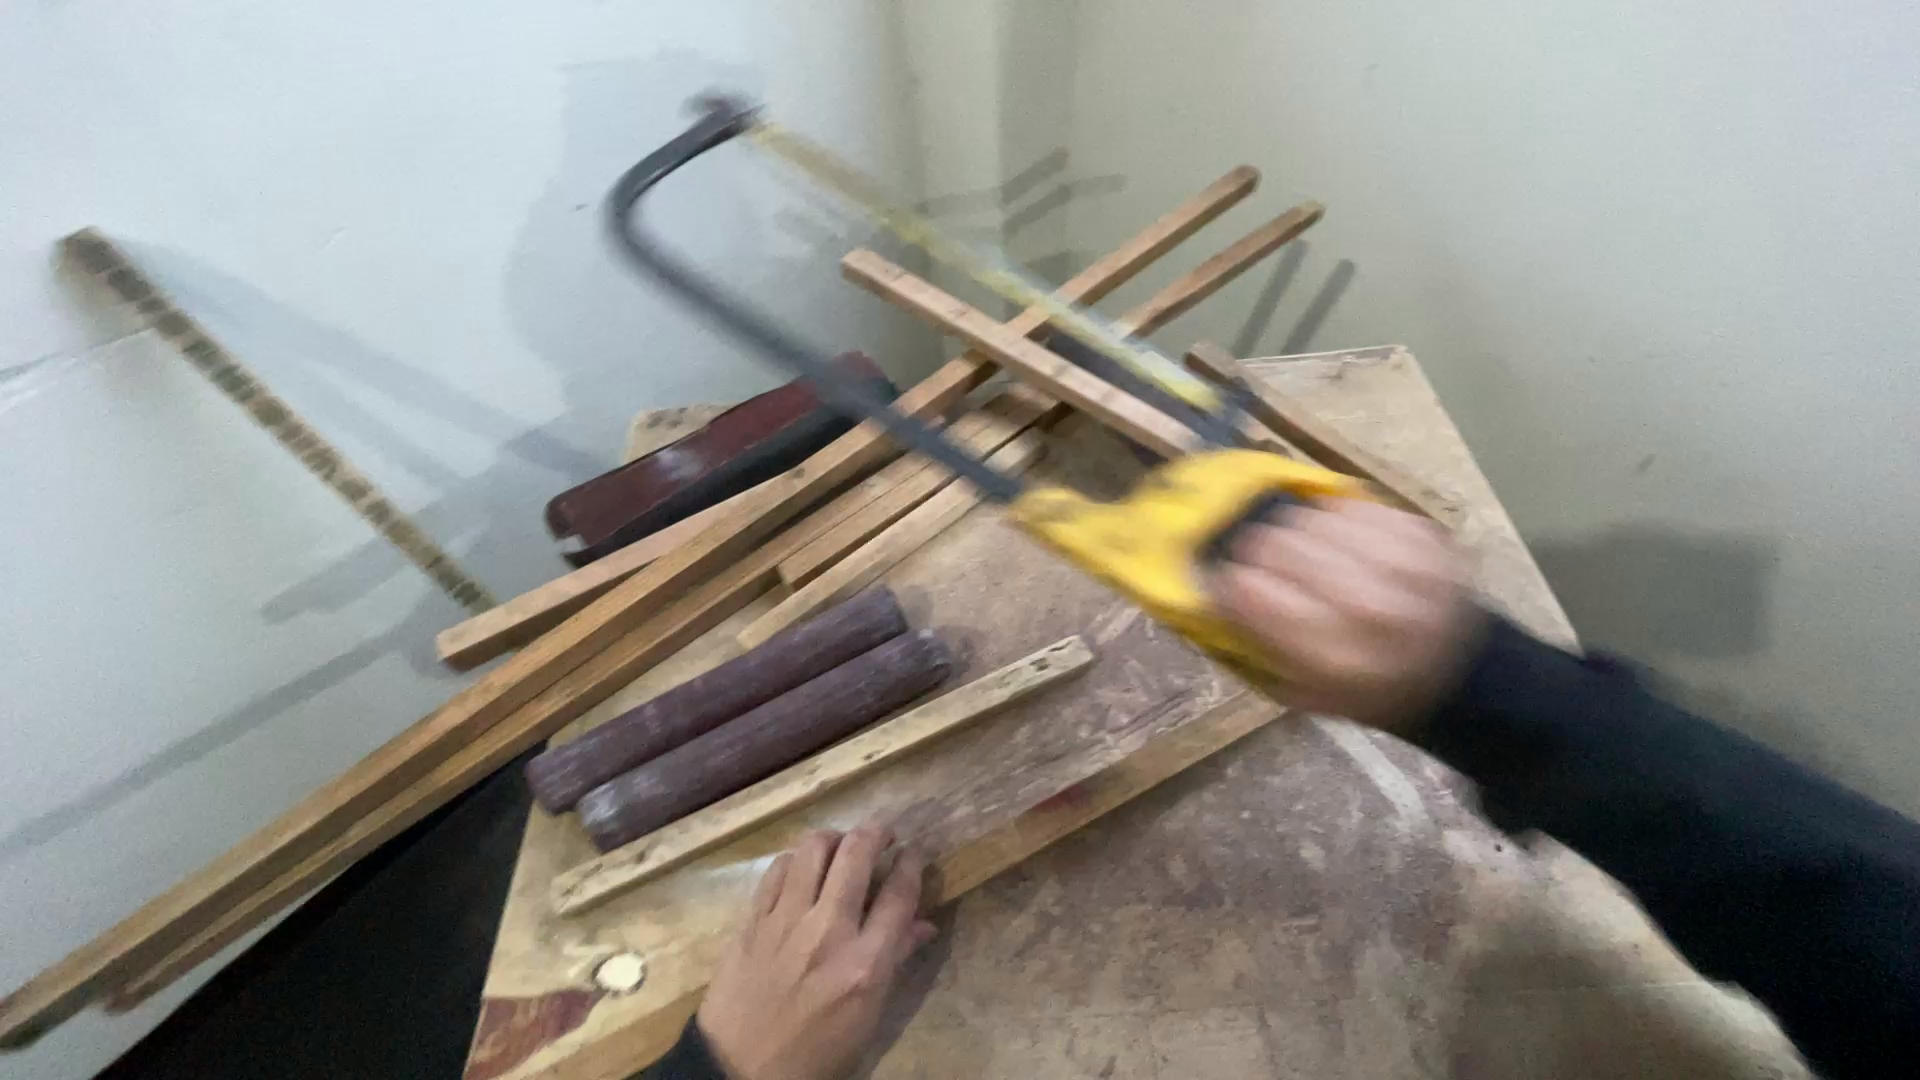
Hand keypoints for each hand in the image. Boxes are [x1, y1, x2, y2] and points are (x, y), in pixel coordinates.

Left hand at [697, 824, 937, 1079]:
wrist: (739, 1073)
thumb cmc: (815, 1051)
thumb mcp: (867, 1018)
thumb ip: (896, 960)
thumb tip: (925, 923)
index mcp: (865, 963)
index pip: (900, 893)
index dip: (913, 862)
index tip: (914, 851)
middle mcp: (828, 931)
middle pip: (858, 852)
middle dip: (878, 831)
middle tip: (884, 834)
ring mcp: (786, 920)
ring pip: (814, 847)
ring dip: (836, 838)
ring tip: (842, 847)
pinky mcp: (753, 919)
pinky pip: (778, 867)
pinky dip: (797, 859)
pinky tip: (803, 870)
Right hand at [1211, 497, 1483, 731]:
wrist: (1459, 675)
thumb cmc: (1361, 688)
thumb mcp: (1295, 692)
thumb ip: (1246, 642)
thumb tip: (1202, 585)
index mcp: (1330, 656)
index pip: (1245, 587)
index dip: (1229, 583)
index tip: (1231, 587)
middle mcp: (1368, 608)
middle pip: (1273, 544)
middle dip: (1259, 555)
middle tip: (1267, 568)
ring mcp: (1402, 565)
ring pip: (1307, 518)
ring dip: (1297, 536)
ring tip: (1309, 558)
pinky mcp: (1422, 534)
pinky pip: (1348, 505)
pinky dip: (1334, 522)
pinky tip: (1342, 546)